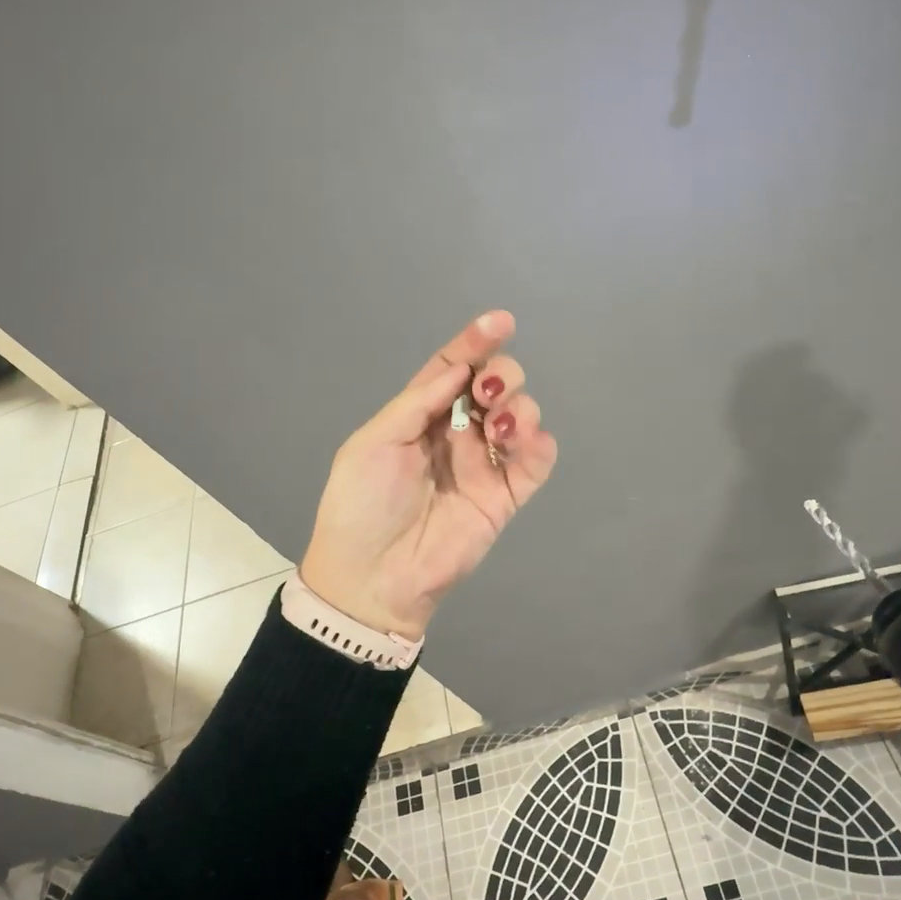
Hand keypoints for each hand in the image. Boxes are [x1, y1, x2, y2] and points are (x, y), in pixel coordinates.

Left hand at [300, 310, 557, 638]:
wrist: (371, 577)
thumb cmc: (361, 504)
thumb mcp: (374, 443)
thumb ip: (418, 403)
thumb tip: (460, 370)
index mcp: (420, 417)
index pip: (453, 370)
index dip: (475, 343)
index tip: (500, 321)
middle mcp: (456, 434)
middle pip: (494, 386)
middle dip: (501, 375)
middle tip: (487, 392)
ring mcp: (483, 466)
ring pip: (520, 417)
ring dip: (520, 407)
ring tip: (500, 426)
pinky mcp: (504, 498)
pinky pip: (535, 463)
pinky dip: (539, 445)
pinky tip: (522, 443)